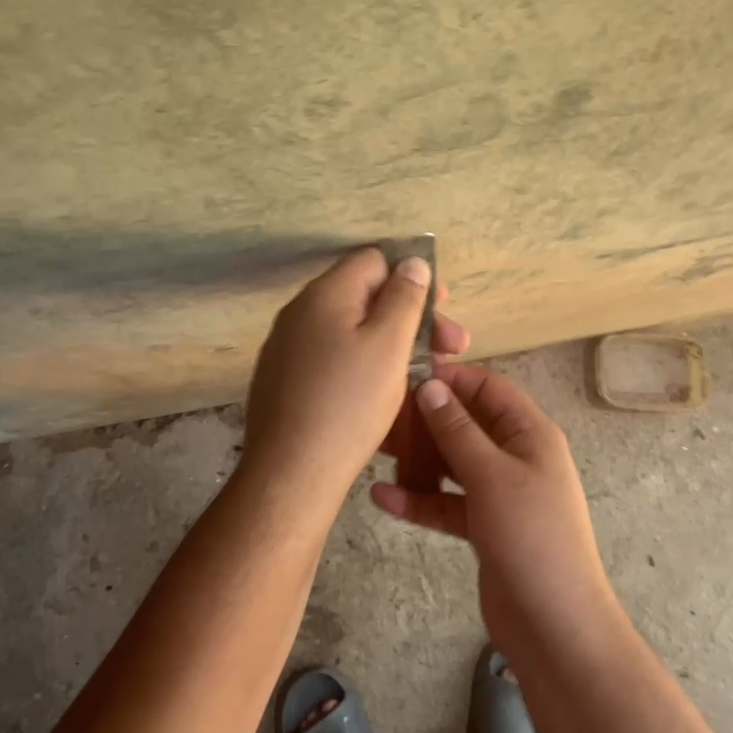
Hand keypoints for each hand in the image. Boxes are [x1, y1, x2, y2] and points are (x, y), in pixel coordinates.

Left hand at [243, 247, 470, 493]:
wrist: (290, 472)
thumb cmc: (348, 403)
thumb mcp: (388, 345)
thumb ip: (404, 298)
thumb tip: (410, 261)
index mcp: (324, 294)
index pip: (373, 261)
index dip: (411, 278)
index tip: (441, 310)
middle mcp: (299, 312)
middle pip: (363, 297)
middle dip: (409, 318)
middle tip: (450, 349)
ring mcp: (286, 347)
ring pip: (349, 331)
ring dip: (389, 344)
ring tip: (423, 375)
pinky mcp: (283, 380)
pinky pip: (330, 357)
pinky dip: (361, 365)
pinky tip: (383, 393)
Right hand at [370, 365, 616, 657]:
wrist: (554, 626)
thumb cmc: (530, 536)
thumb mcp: (491, 475)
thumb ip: (457, 429)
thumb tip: (430, 385)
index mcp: (530, 434)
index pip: (489, 388)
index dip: (452, 378)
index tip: (406, 375)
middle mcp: (516, 456)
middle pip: (467, 424)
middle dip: (427, 420)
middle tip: (381, 416)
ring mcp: (500, 493)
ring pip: (453, 463)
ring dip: (418, 459)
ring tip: (375, 451)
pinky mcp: (483, 527)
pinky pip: (447, 502)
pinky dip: (420, 499)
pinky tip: (383, 497)